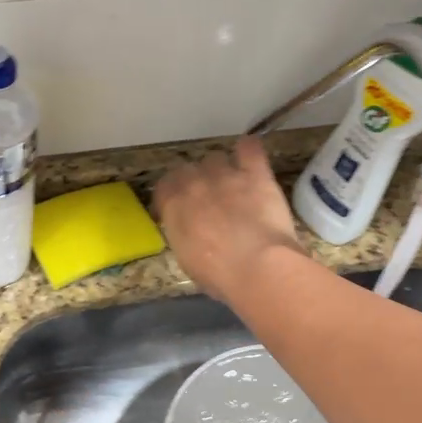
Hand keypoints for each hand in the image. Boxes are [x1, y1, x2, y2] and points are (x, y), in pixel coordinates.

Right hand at [154, 137, 303, 303]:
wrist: (257, 266)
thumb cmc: (218, 274)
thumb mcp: (186, 258)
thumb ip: (183, 233)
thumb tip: (189, 229)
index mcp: (173, 206)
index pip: (164, 186)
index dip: (171, 195)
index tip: (179, 207)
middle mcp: (195, 184)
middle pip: (188, 169)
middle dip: (195, 182)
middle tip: (207, 199)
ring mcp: (225, 176)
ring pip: (215, 158)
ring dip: (219, 169)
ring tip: (230, 183)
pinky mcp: (256, 174)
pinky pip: (249, 148)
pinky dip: (247, 149)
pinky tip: (249, 156)